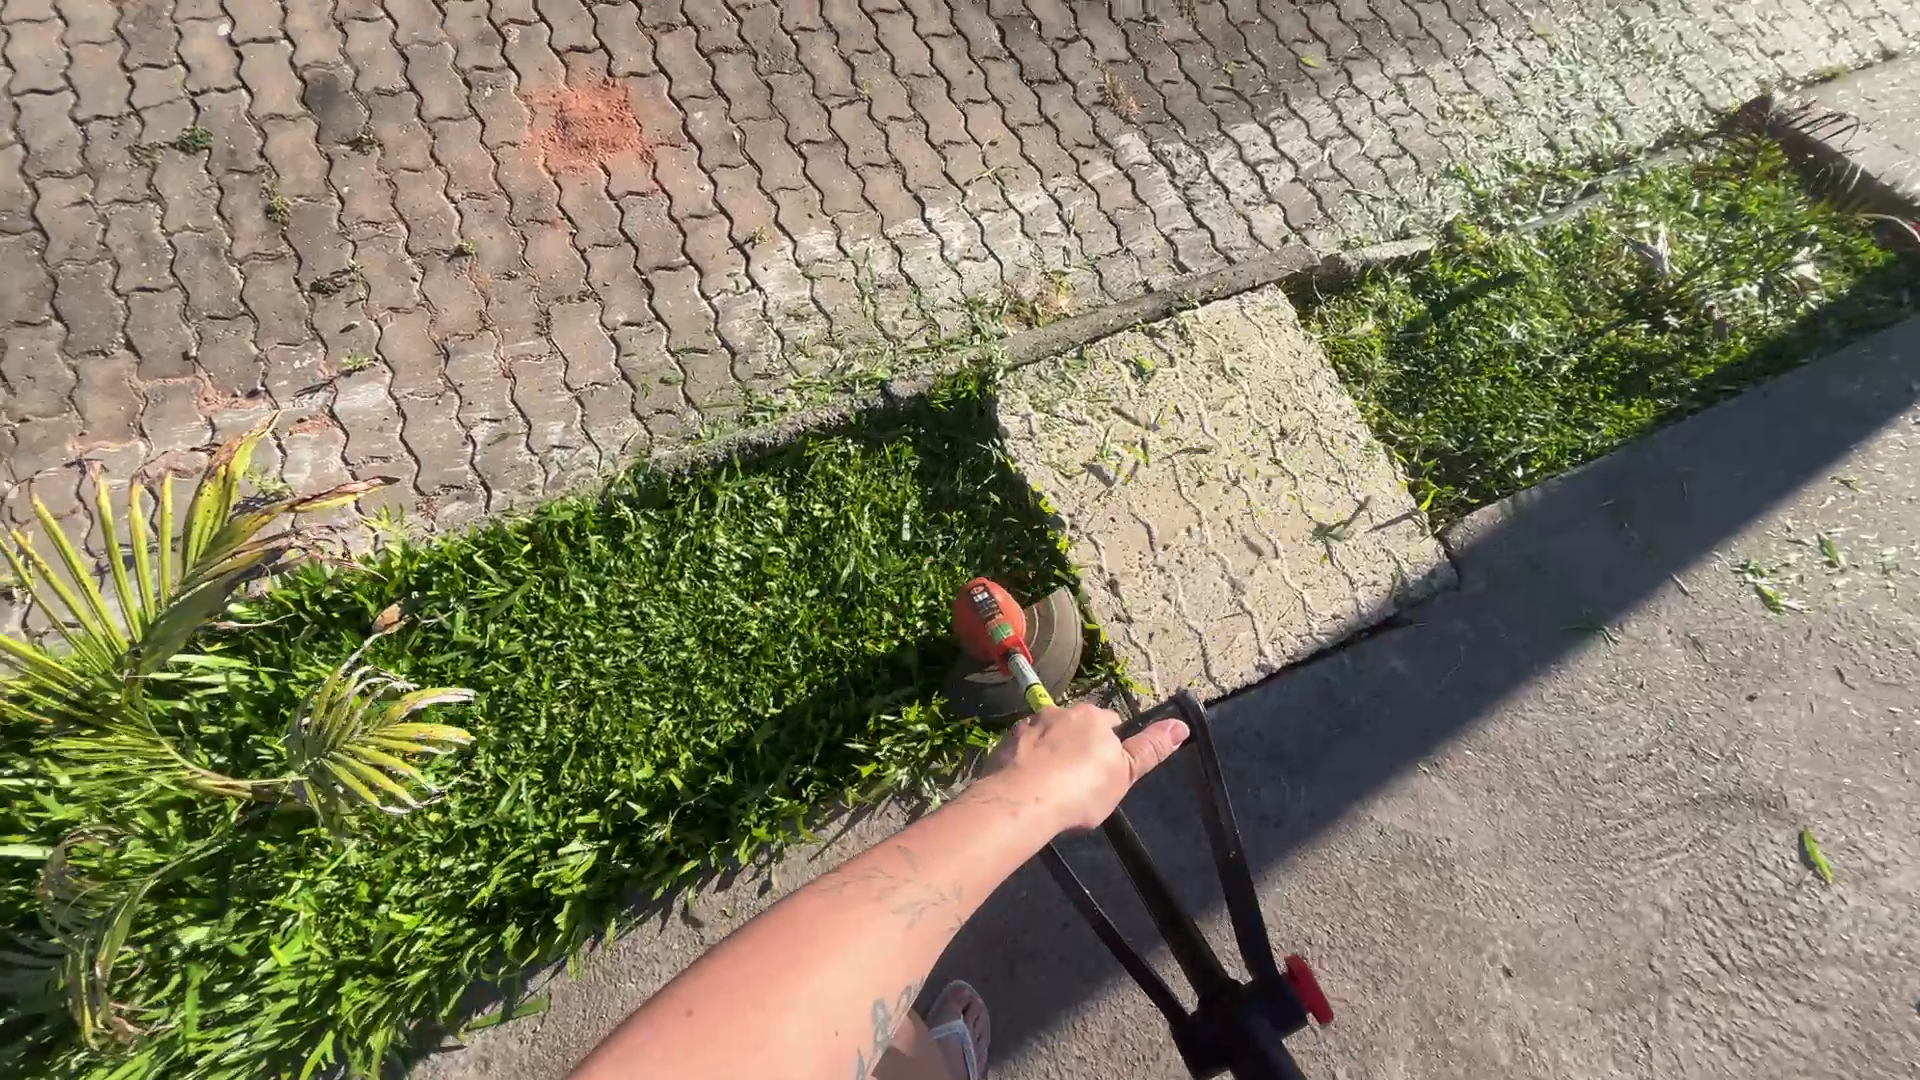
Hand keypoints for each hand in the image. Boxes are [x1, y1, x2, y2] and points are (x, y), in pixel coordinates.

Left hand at [975, 702, 1188, 831]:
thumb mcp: (1124, 774)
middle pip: (1075, 726)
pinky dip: (1026, 761)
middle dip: (1078, 745)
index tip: (1105, 771)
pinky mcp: (1005, 741)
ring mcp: (1029, 724)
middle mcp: (1060, 711)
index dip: (1110, 747)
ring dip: (1051, 752)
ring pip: (1047, 735)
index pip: (1109, 723)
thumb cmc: (1082, 789)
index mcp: (1092, 716)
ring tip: (1051, 786)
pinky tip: (1028, 786)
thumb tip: (1181, 725)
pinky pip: (1022, 748)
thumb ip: (1150, 749)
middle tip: (1079, 781)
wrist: (1022, 800)